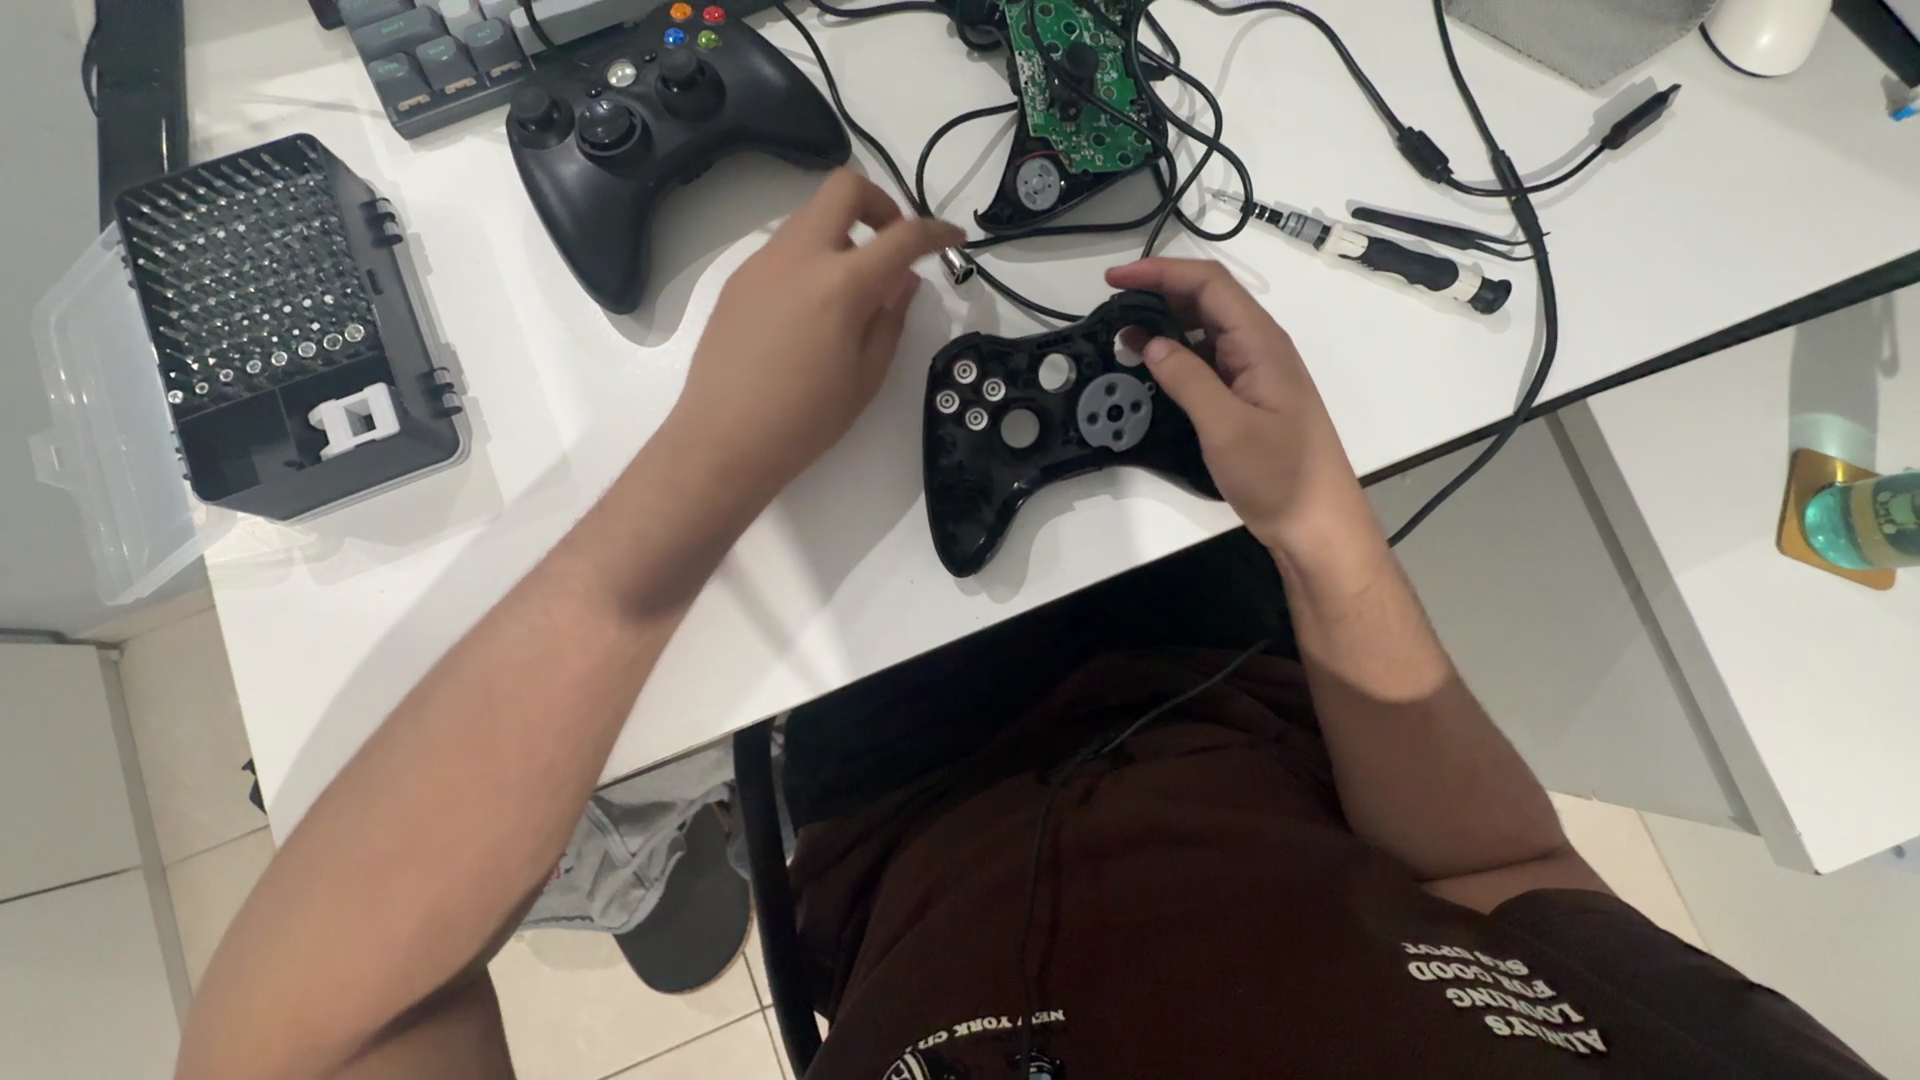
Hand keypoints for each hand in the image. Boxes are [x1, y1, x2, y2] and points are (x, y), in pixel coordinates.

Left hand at [665, 170, 962, 503]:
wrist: (726, 439)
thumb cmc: (807, 419)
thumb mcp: (867, 375)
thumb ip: (891, 318)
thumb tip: (904, 280)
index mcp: (842, 284)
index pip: (903, 236)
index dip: (937, 233)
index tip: (953, 239)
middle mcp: (800, 256)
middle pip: (845, 189)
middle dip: (881, 204)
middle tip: (893, 245)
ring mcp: (762, 263)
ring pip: (810, 217)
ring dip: (842, 234)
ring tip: (851, 290)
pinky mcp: (738, 279)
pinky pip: (784, 248)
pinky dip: (811, 259)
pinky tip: (811, 311)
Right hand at [1105, 257, 1376, 558]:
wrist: (1315, 522)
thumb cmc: (1278, 475)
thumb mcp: (1226, 428)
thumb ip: (1187, 380)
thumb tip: (1150, 342)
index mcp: (1260, 344)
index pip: (1209, 285)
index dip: (1161, 272)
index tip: (1115, 278)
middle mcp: (1258, 348)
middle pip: (1207, 299)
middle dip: (1159, 291)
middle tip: (1111, 302)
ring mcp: (1253, 373)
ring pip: (1205, 329)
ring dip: (1164, 322)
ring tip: (1121, 331)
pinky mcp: (1245, 397)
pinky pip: (1206, 360)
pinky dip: (1174, 354)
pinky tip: (1149, 364)